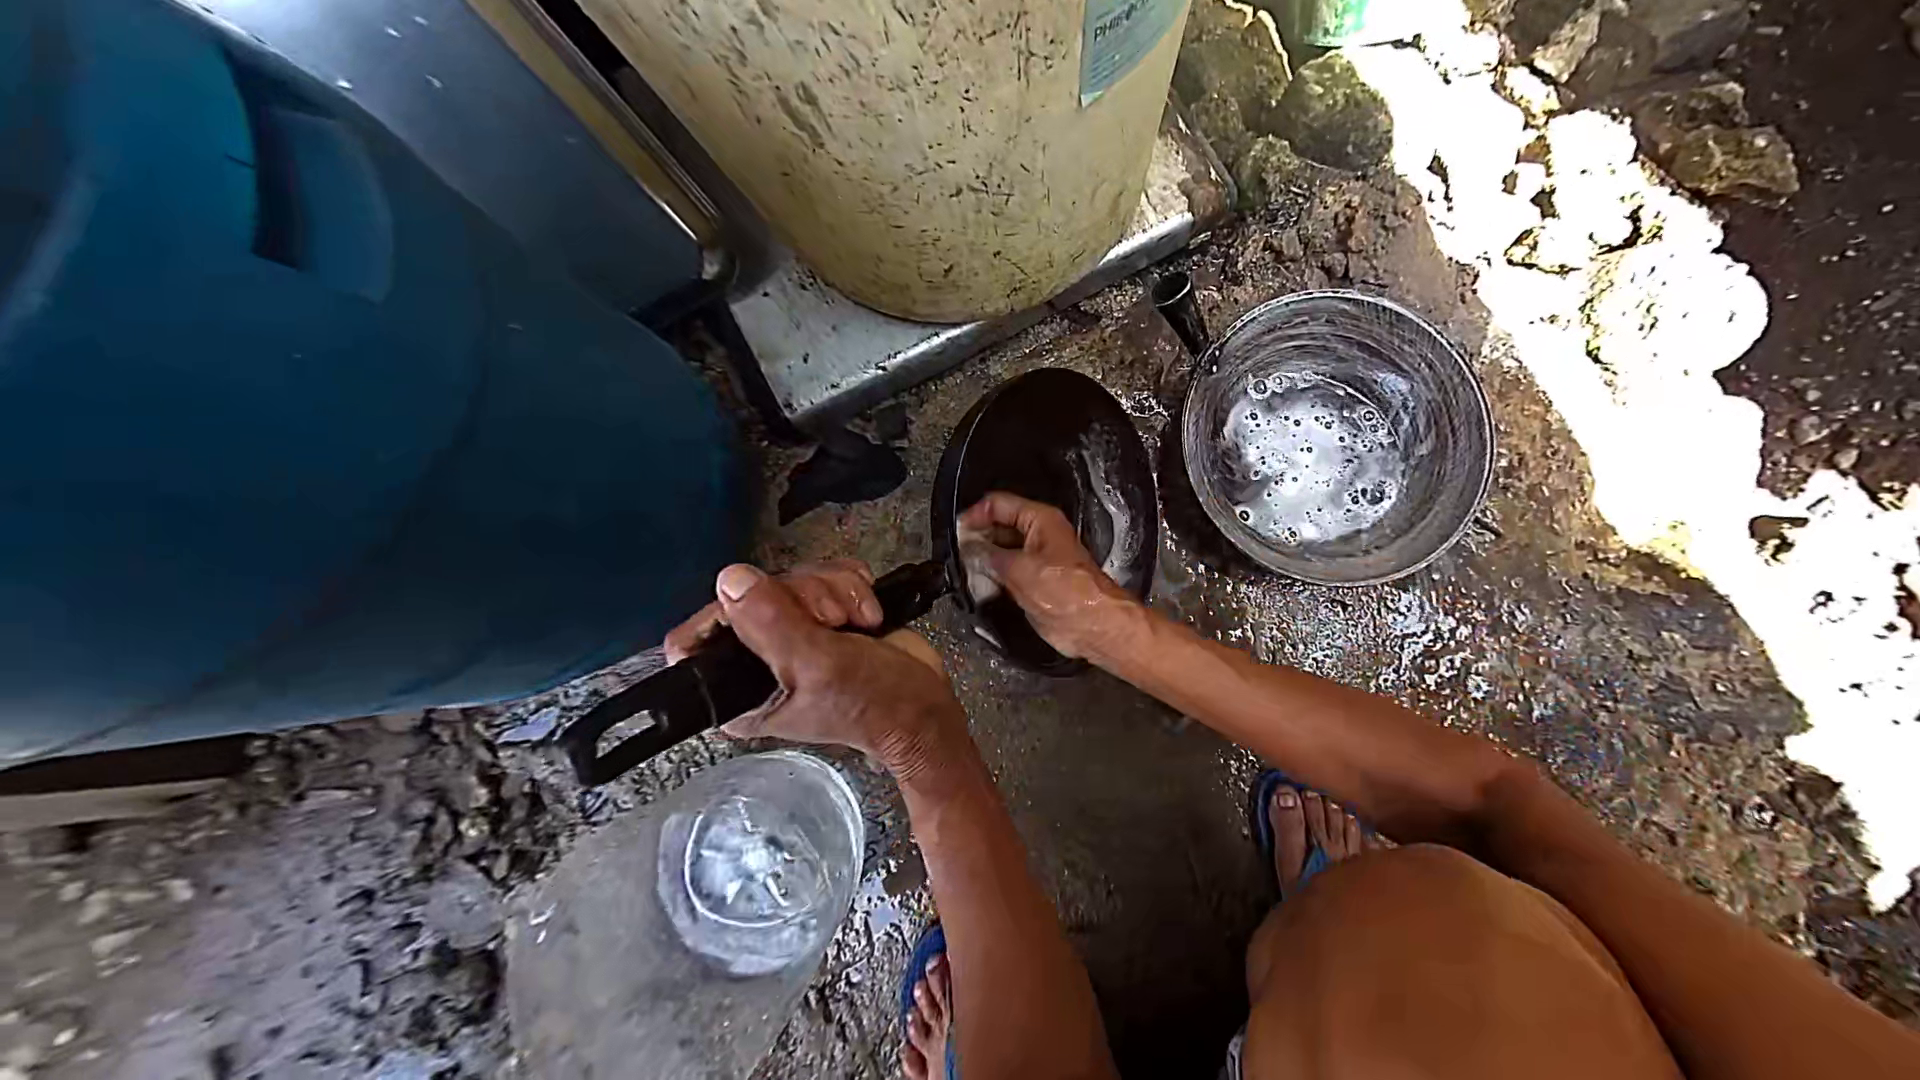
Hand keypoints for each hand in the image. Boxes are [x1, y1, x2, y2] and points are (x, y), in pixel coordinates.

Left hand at [666, 562, 969, 783]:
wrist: (927, 706)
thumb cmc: (875, 705)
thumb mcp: (819, 667)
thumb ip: (773, 624)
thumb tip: (731, 580)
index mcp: (737, 690)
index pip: (695, 640)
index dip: (728, 614)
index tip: (772, 612)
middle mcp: (757, 659)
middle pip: (750, 594)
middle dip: (802, 596)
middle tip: (833, 621)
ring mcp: (792, 631)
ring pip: (790, 577)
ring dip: (834, 590)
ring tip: (858, 622)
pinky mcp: (823, 613)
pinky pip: (820, 574)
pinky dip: (849, 584)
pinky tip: (866, 611)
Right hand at [956, 492, 1145, 660]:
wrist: (1091, 626)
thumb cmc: (1066, 592)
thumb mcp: (1018, 569)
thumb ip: (988, 556)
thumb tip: (969, 550)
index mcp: (1039, 520)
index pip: (998, 504)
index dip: (975, 515)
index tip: (957, 532)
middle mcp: (1038, 535)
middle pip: (998, 527)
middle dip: (977, 539)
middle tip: (958, 554)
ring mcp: (1036, 559)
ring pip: (1000, 551)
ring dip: (983, 561)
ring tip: (966, 572)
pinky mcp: (1034, 582)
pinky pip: (1006, 573)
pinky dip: (992, 578)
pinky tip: (979, 587)